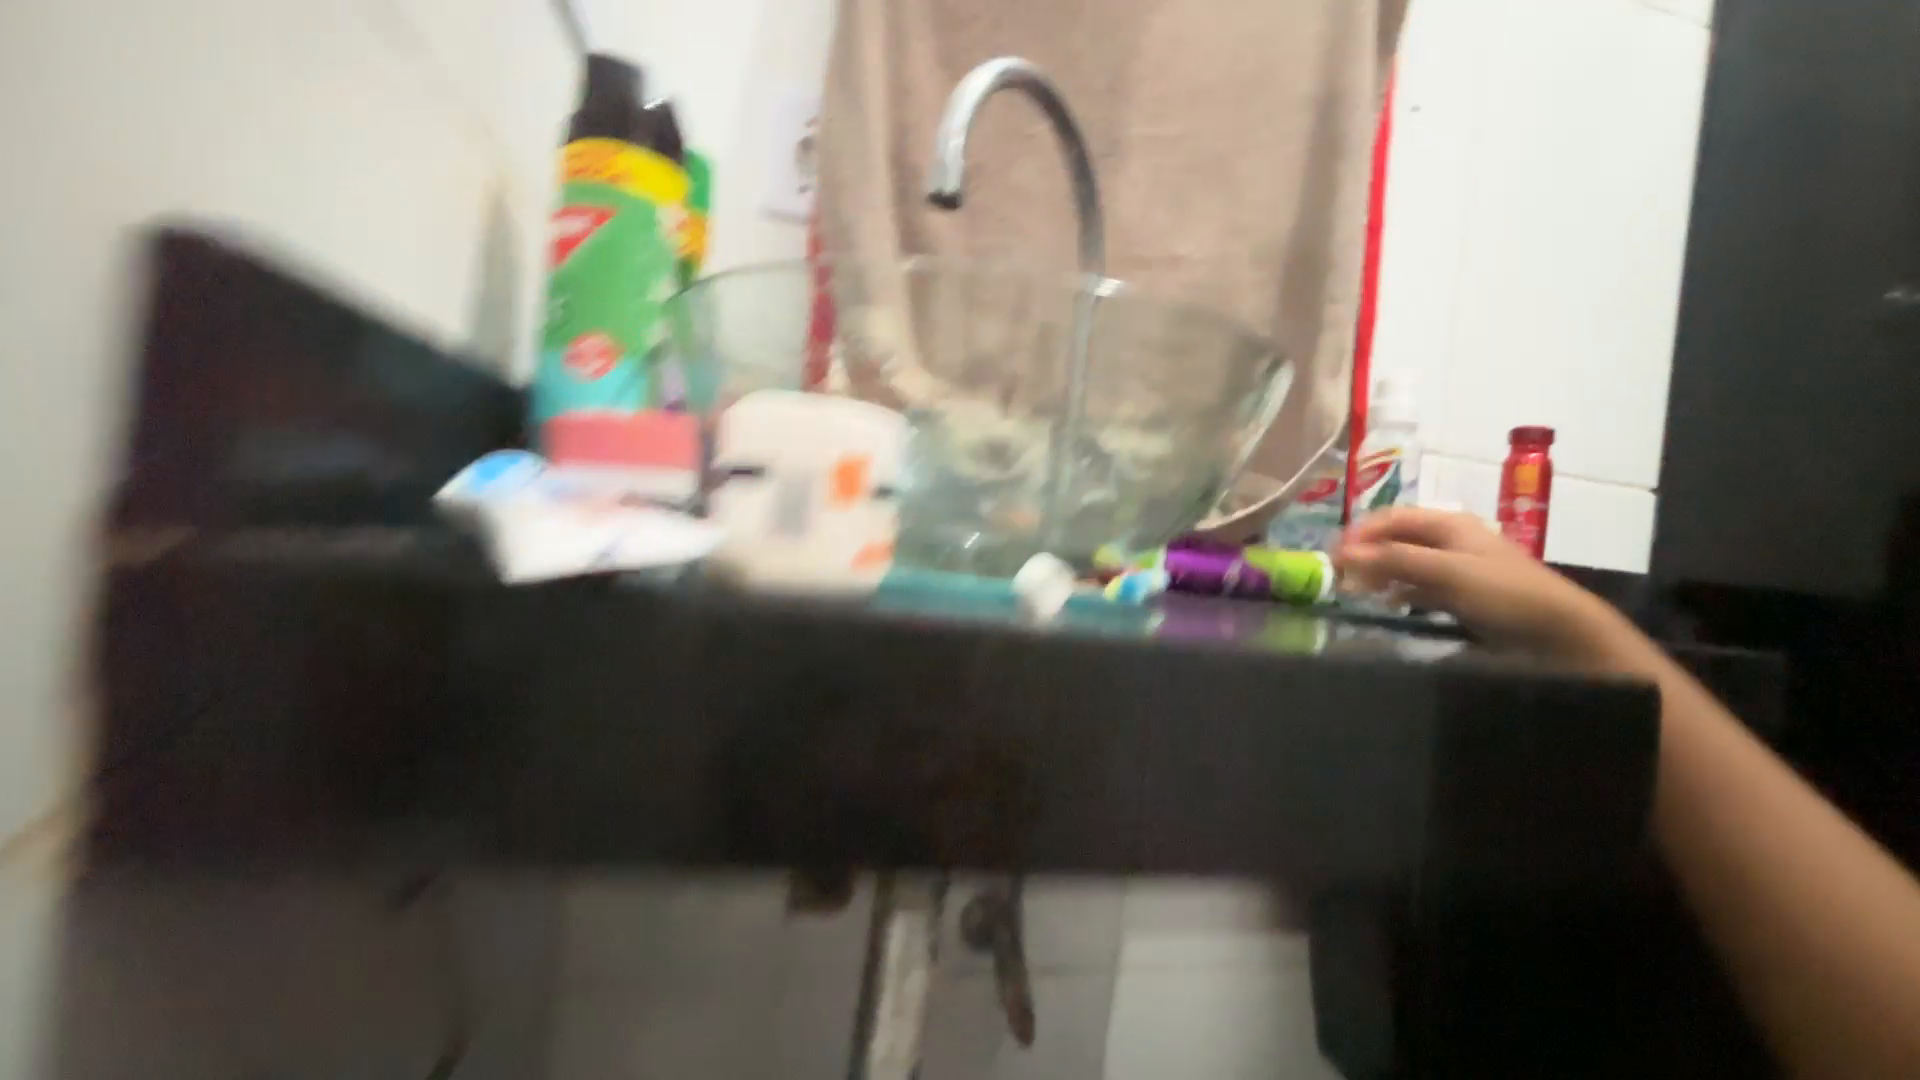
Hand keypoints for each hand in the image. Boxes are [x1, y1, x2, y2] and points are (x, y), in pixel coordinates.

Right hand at [1336, 507, 1636, 662]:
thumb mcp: (1447, 573)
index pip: (1390, 519)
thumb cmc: (1504, 594)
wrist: (1559, 634)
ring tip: (1355, 592)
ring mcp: (1453, 568)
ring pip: (1403, 564)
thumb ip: (1395, 561)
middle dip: (1365, 554)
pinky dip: (1397, 592)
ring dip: (1378, 574)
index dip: (1359, 534)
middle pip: (1394, 540)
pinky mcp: (1458, 594)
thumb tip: (1343, 554)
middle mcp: (1448, 540)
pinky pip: (1417, 587)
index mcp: (1447, 524)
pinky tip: (1385, 603)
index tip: (1331, 557)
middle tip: (1338, 577)